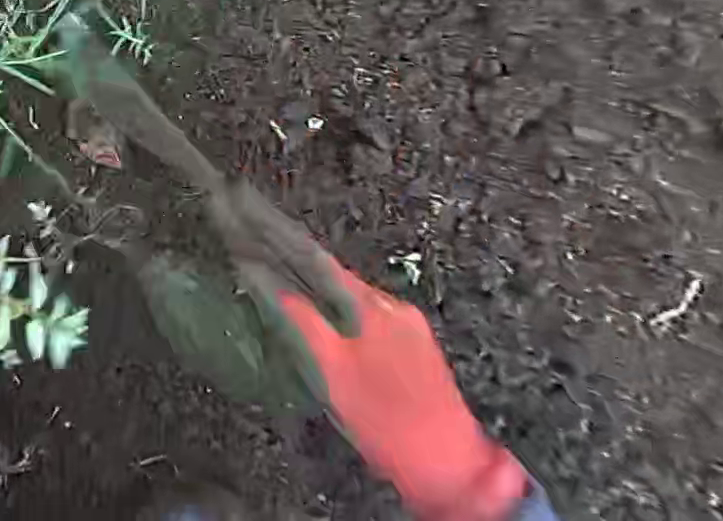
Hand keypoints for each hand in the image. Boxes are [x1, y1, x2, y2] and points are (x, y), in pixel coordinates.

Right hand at [277, 257, 527, 520]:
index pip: (329, 267)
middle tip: (288, 295)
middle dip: (318, 289)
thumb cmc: (384, 418)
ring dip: (340, 310)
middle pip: (348, 286)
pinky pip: (382, 324)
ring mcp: (414, 328)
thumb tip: (278, 289)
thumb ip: (306, 323)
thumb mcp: (333, 370)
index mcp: (374, 305)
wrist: (448, 465)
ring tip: (313, 322)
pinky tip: (346, 346)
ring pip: (365, 306)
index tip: (274, 257)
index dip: (299, 260)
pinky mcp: (423, 350)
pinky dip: (360, 327)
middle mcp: (397, 307)